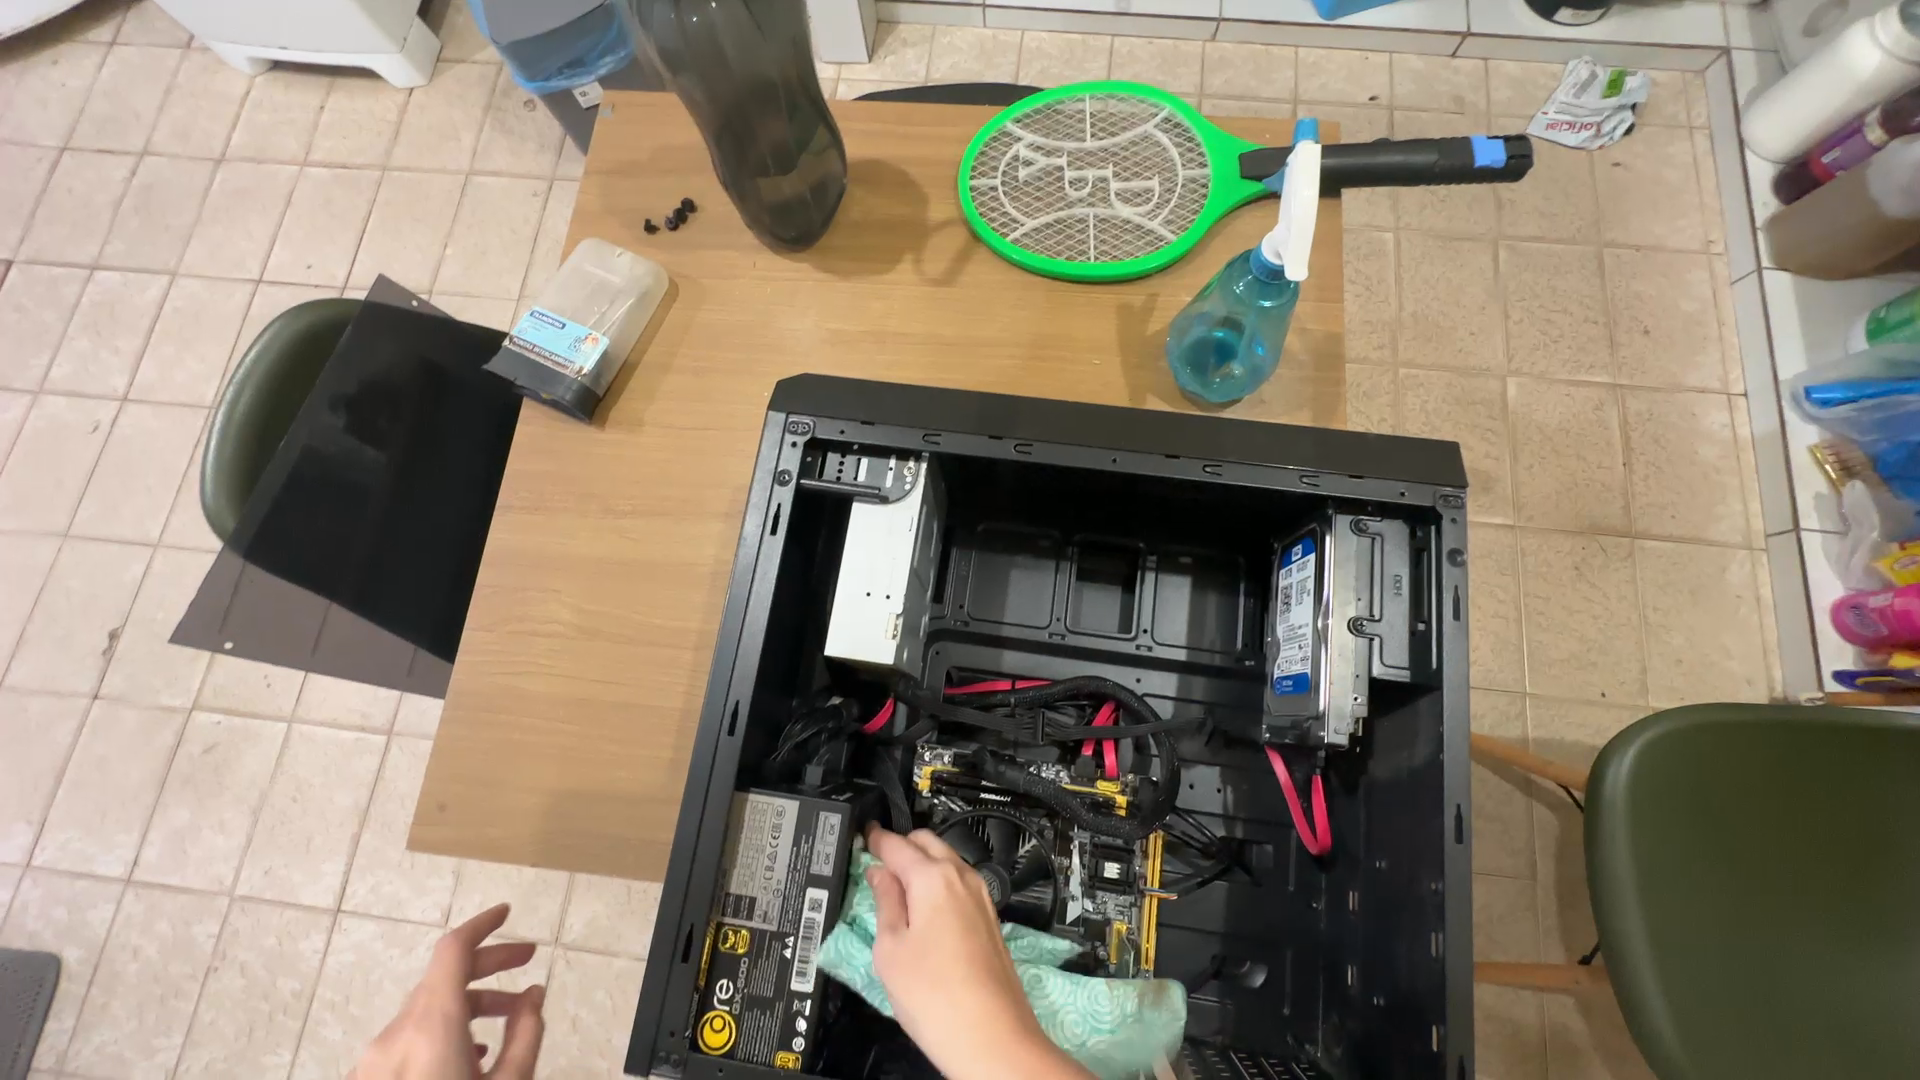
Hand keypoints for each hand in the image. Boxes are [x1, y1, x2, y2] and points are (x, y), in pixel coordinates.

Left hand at [350, 903, 546, 1078]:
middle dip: (489, 965)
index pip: (454, 950)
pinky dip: (442, 1032)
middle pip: (442, 979)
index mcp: (432, 1025)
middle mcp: (395, 1035)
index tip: (509, 913)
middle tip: (528, 963)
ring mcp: (373, 1064)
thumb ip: (526, 1033)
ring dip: (469, 1004)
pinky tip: (469, 1060)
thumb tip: (531, 995)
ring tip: (508, 1022)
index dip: (483, 924)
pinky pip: (407, 1042)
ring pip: (425, 1012)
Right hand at [864, 825, 1090, 1079]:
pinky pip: (959, 882)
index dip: (875, 838)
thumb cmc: (934, 996)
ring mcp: (980, 895)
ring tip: (897, 886)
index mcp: (933, 877)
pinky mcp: (990, 917)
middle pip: (927, 842)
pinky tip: (924, 907)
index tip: (863, 835)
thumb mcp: (891, 949)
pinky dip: (938, 881)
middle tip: (877, 862)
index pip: (897, 844)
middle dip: (901, 845)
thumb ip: (884, 902)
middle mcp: (962, 876)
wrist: (992, 1036)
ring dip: (922, 862)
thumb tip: (879, 874)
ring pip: (946, 860)